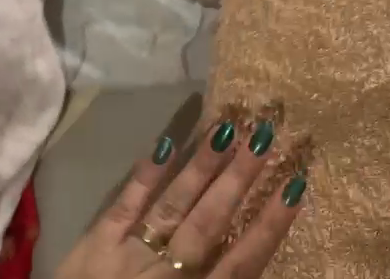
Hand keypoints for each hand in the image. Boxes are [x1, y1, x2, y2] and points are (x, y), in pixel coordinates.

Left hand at [56, 118, 307, 278]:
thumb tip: (256, 267)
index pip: (241, 264)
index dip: (270, 224)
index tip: (296, 182)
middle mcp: (165, 275)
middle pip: (209, 222)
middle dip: (238, 178)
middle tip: (266, 132)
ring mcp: (126, 257)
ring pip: (171, 206)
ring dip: (201, 165)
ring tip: (229, 125)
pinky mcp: (92, 246)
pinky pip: (122, 205)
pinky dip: (144, 174)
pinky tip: (167, 140)